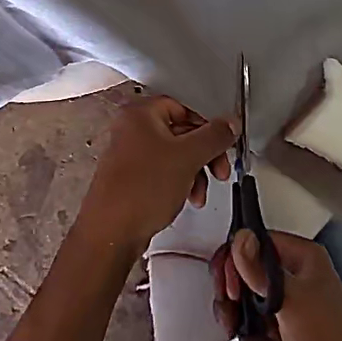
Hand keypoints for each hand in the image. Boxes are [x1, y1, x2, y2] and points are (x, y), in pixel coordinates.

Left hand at [77, 96, 233, 254]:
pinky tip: (190, 196)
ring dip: (197, 170)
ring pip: (177, 153)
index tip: (224, 137)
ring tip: (203, 189)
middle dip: (205, 152)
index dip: (209, 122)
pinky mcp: (134, 177)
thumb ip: (214, 136)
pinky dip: (182, 181)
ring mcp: (131, 154)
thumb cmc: (139, 191)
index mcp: (141, 115)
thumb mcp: (188, 157)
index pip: (185, 106)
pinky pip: (166, 171)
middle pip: (183, 131)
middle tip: (220, 166)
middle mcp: (133, 130)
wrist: (111, 234)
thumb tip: (229, 124)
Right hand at [211, 229, 341, 340]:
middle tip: (230, 307)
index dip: (237, 259)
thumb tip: (241, 237)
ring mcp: (284, 305)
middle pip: (245, 271)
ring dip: (242, 322)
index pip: (258, 242)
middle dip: (234, 294)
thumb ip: (260, 271)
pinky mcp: (276, 331)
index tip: (228, 282)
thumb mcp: (291, 300)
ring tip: (251, 336)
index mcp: (303, 258)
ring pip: (243, 301)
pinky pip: (249, 327)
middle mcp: (293, 276)